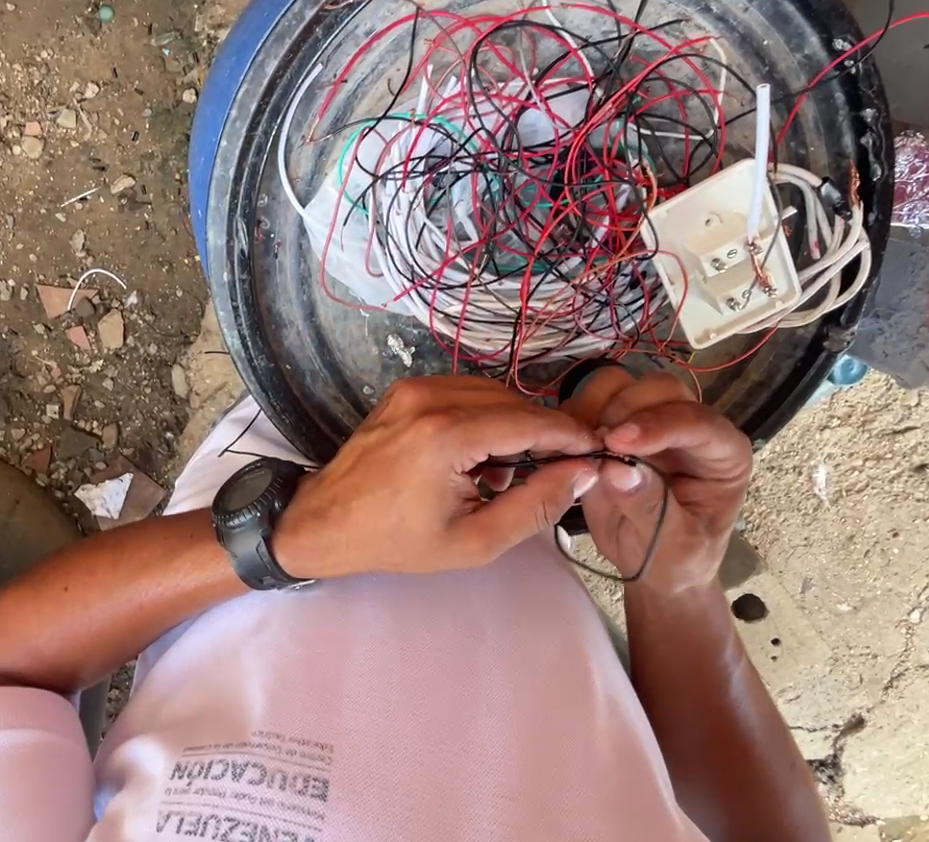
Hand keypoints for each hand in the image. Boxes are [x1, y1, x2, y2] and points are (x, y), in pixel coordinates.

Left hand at [273, 376, 599, 579]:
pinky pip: (462, 391)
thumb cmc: (399, 540)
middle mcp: (431, 398)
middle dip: (542, 432)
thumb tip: (584, 473)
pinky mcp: (405, 389)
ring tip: (502, 475)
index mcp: (447, 435)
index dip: (571, 436)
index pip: (530, 422)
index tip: (600, 450)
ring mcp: (414, 388)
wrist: (328, 520)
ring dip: (511, 425)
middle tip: (554, 471)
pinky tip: (474, 457)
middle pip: (513, 402)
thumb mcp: (476, 539)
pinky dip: (482, 416)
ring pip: (490, 393)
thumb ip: (535, 504)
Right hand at [564, 368, 752, 596]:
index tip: (617, 443)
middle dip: (623, 411)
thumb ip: (650, 507)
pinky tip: (566, 444)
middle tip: (597, 445)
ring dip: (592, 407)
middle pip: (657, 389)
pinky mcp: (609, 422)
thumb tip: (616, 469)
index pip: (695, 421)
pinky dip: (571, 414)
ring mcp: (644, 420)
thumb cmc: (675, 558)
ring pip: (618, 384)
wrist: (648, 565)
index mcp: (721, 453)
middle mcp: (685, 426)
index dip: (657, 425)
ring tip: (581, 446)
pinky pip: (586, 398)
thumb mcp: (674, 546)